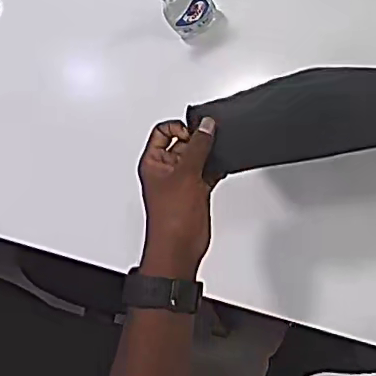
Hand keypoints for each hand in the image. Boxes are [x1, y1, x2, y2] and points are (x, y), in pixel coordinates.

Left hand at [137, 118, 216, 278]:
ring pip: (196, 157)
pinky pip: (206, 171)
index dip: (178, 127)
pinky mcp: (196, 191)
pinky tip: (221, 166)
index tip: (193, 132)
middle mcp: (166, 169)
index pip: (162, 131)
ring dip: (207, 153)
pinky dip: (215, 168)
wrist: (180, 249)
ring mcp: (181, 180)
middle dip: (197, 140)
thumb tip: (206, 126)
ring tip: (217, 153)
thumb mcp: (185, 174)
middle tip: (209, 141)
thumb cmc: (170, 219)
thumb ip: (197, 147)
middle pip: (182, 142)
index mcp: (153, 162)